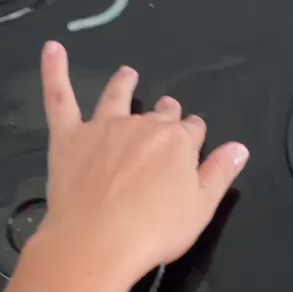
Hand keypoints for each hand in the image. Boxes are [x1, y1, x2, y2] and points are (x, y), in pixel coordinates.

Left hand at [30, 41, 247, 291]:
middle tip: (166, 114)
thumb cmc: (156, 230)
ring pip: (116, 97)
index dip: (194, 137)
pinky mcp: (69, 137)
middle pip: (159, 114)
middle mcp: (143, 126)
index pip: (193, 130)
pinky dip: (55, 71)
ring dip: (124, 83)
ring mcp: (104, 128)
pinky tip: (52, 49)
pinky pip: (60, 98)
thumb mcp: (202, 207)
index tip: (194, 146)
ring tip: (128, 74)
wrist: (98, 242)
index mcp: (178, 142)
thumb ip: (220, 173)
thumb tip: (239, 147)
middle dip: (166, 113)